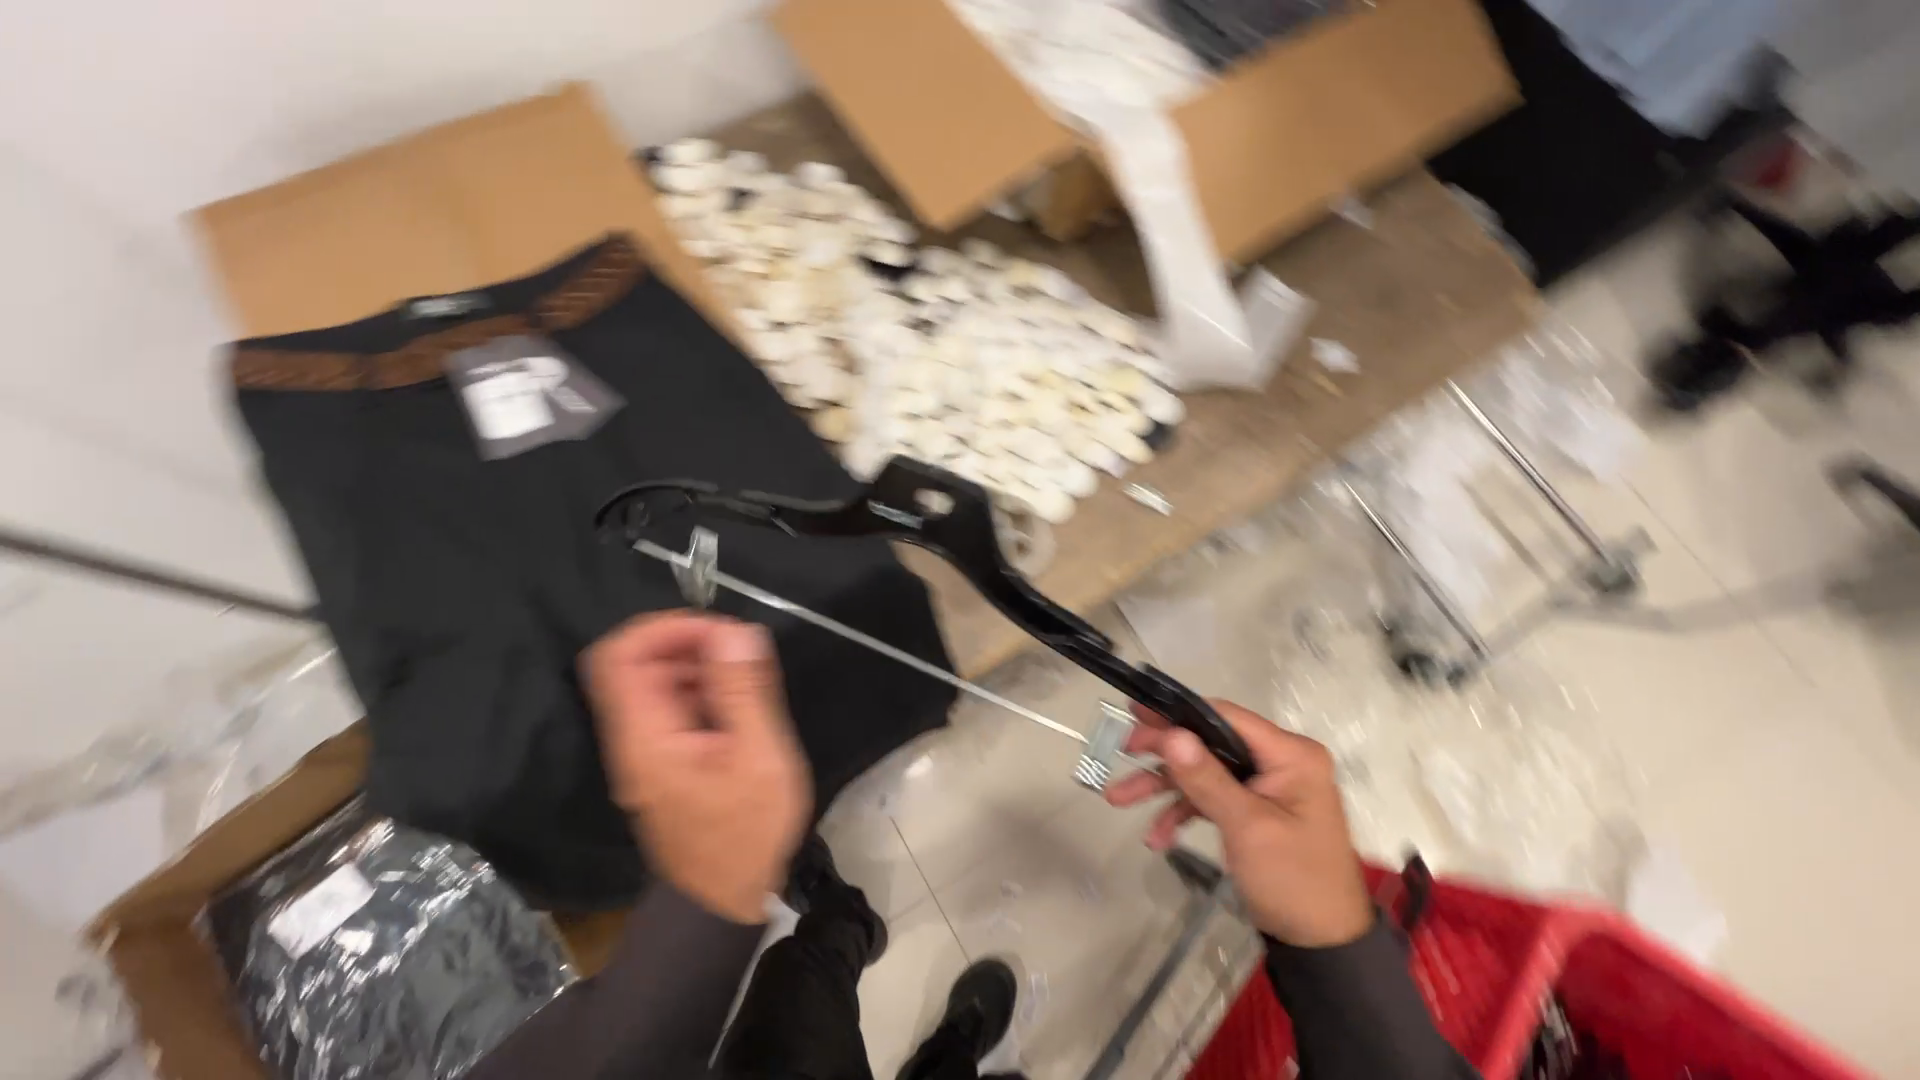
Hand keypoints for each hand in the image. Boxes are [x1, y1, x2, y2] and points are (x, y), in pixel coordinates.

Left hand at [582, 612, 810, 923]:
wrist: (725, 901)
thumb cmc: (745, 832)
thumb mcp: (758, 756)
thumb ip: (743, 690)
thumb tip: (733, 631)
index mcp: (645, 736)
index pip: (621, 655)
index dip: (665, 627)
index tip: (718, 632)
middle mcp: (631, 740)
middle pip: (634, 665)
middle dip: (686, 644)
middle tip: (739, 653)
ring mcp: (643, 754)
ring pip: (652, 685)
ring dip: (696, 667)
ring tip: (746, 680)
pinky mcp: (661, 764)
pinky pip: (668, 710)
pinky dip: (699, 692)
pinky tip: (737, 707)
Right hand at [1105, 700, 1372, 947]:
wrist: (1322, 945)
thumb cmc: (1293, 879)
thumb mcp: (1247, 827)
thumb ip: (1206, 778)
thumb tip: (1170, 734)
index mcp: (1290, 755)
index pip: (1226, 717)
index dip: (1178, 713)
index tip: (1135, 713)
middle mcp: (1279, 762)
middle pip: (1209, 743)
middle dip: (1164, 754)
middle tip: (1122, 752)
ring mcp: (1265, 787)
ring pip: (1203, 772)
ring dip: (1163, 788)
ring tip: (1118, 798)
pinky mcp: (1253, 810)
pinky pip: (1210, 799)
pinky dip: (1182, 813)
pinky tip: (1156, 836)